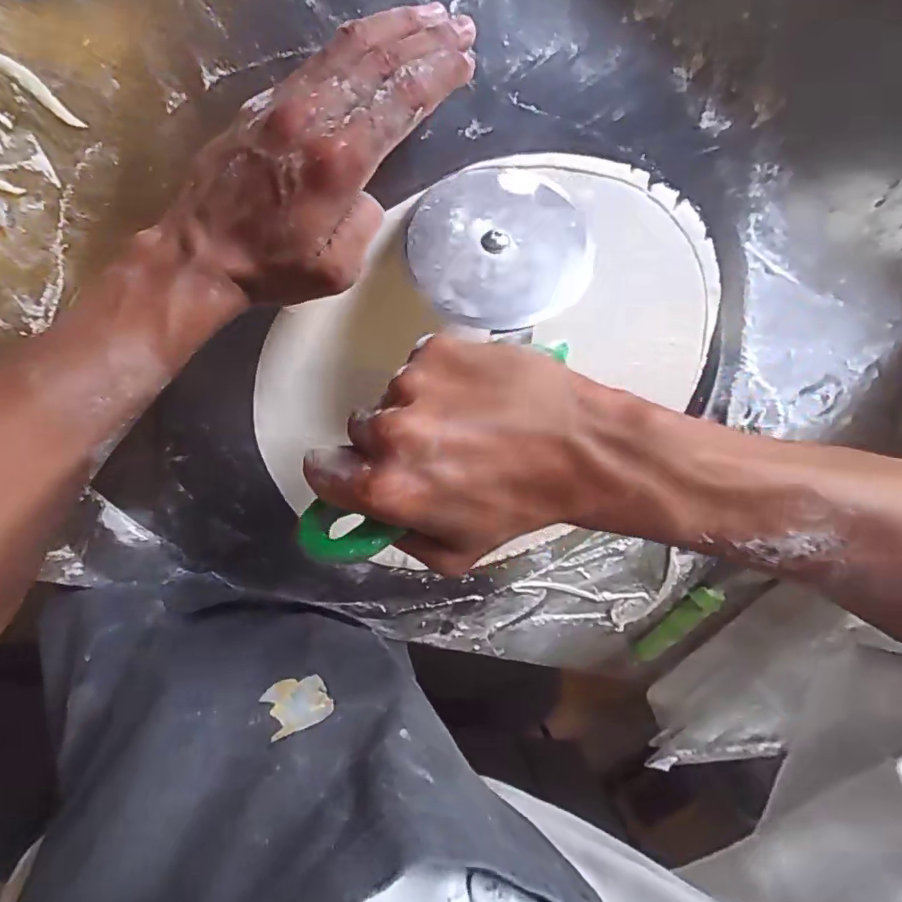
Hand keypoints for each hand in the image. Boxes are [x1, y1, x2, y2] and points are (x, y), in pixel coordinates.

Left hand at [164, 3, 477, 306]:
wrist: (201, 252)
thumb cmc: (269, 267)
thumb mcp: (336, 268)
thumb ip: (365, 223)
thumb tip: (367, 190)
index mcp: (338, 162)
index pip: (400, 100)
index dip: (438, 75)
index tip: (464, 61)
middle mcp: (313, 119)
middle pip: (379, 62)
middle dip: (427, 40)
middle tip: (461, 26)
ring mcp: (284, 105)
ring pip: (348, 49)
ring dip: (394, 27)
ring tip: (429, 16)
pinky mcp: (263, 104)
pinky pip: (317, 59)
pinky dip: (354, 41)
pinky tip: (373, 36)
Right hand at [302, 337, 621, 574]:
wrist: (580, 446)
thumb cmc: (520, 505)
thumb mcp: (454, 553)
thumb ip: (398, 537)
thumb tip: (369, 515)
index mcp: (388, 486)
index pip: (321, 470)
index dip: (335, 471)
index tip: (349, 468)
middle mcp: (391, 431)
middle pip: (357, 428)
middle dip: (382, 441)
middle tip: (429, 448)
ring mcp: (413, 383)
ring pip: (392, 396)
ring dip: (415, 408)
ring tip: (464, 419)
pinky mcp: (438, 349)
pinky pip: (418, 365)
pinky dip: (438, 379)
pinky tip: (474, 394)